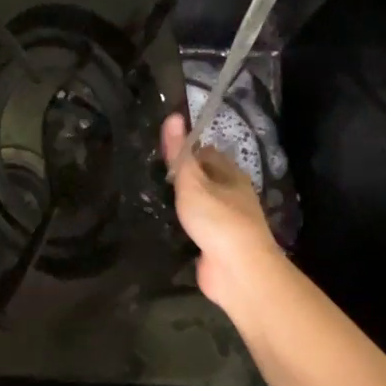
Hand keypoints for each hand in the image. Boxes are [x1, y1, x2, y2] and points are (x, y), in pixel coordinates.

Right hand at [163, 114, 287, 317]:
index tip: (155, 152)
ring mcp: (224, 221)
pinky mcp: (215, 243)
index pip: (204, 152)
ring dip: (179, 203)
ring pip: (197, 204)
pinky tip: (161, 225)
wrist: (238, 270)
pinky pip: (194, 228)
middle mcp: (231, 194)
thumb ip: (180, 153)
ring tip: (148, 198)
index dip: (182, 149)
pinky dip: (180, 226)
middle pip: (202, 178)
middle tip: (147, 176)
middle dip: (179, 177)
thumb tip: (173, 115)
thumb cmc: (218, 219)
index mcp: (230, 174)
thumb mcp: (192, 181)